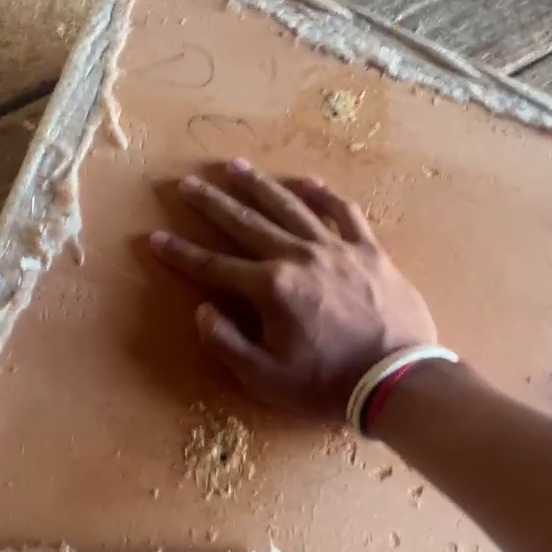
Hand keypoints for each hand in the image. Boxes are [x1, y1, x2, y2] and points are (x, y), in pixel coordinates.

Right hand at [148, 159, 436, 420]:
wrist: (397, 379)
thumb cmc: (326, 384)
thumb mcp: (264, 378)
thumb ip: (226, 342)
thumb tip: (203, 310)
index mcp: (270, 288)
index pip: (213, 265)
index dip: (180, 253)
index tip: (155, 237)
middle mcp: (298, 256)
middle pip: (245, 223)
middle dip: (212, 203)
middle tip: (188, 182)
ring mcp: (336, 249)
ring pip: (290, 206)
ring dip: (259, 186)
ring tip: (235, 166)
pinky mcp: (369, 251)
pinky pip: (343, 213)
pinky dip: (323, 195)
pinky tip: (306, 182)